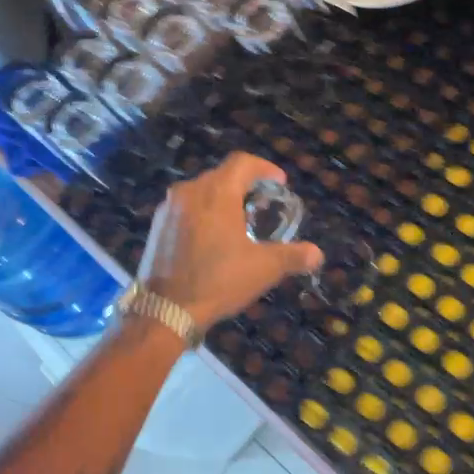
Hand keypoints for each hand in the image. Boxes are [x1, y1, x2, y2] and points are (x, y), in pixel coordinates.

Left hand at [136, 153, 322, 331]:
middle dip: (244, 186)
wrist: (164, 310)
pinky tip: (212, 239)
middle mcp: (190, 191)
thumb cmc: (219, 281)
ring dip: (222, 200)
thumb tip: (317, 254)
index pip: (243, 163)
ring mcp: (168, 209)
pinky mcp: (156, 227)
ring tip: (238, 223)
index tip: (280, 184)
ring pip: (201, 192)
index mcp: (217, 192)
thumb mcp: (264, 268)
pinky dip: (203, 214)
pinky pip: (186, 209)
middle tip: (262, 205)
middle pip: (221, 175)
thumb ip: (293, 256)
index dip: (265, 168)